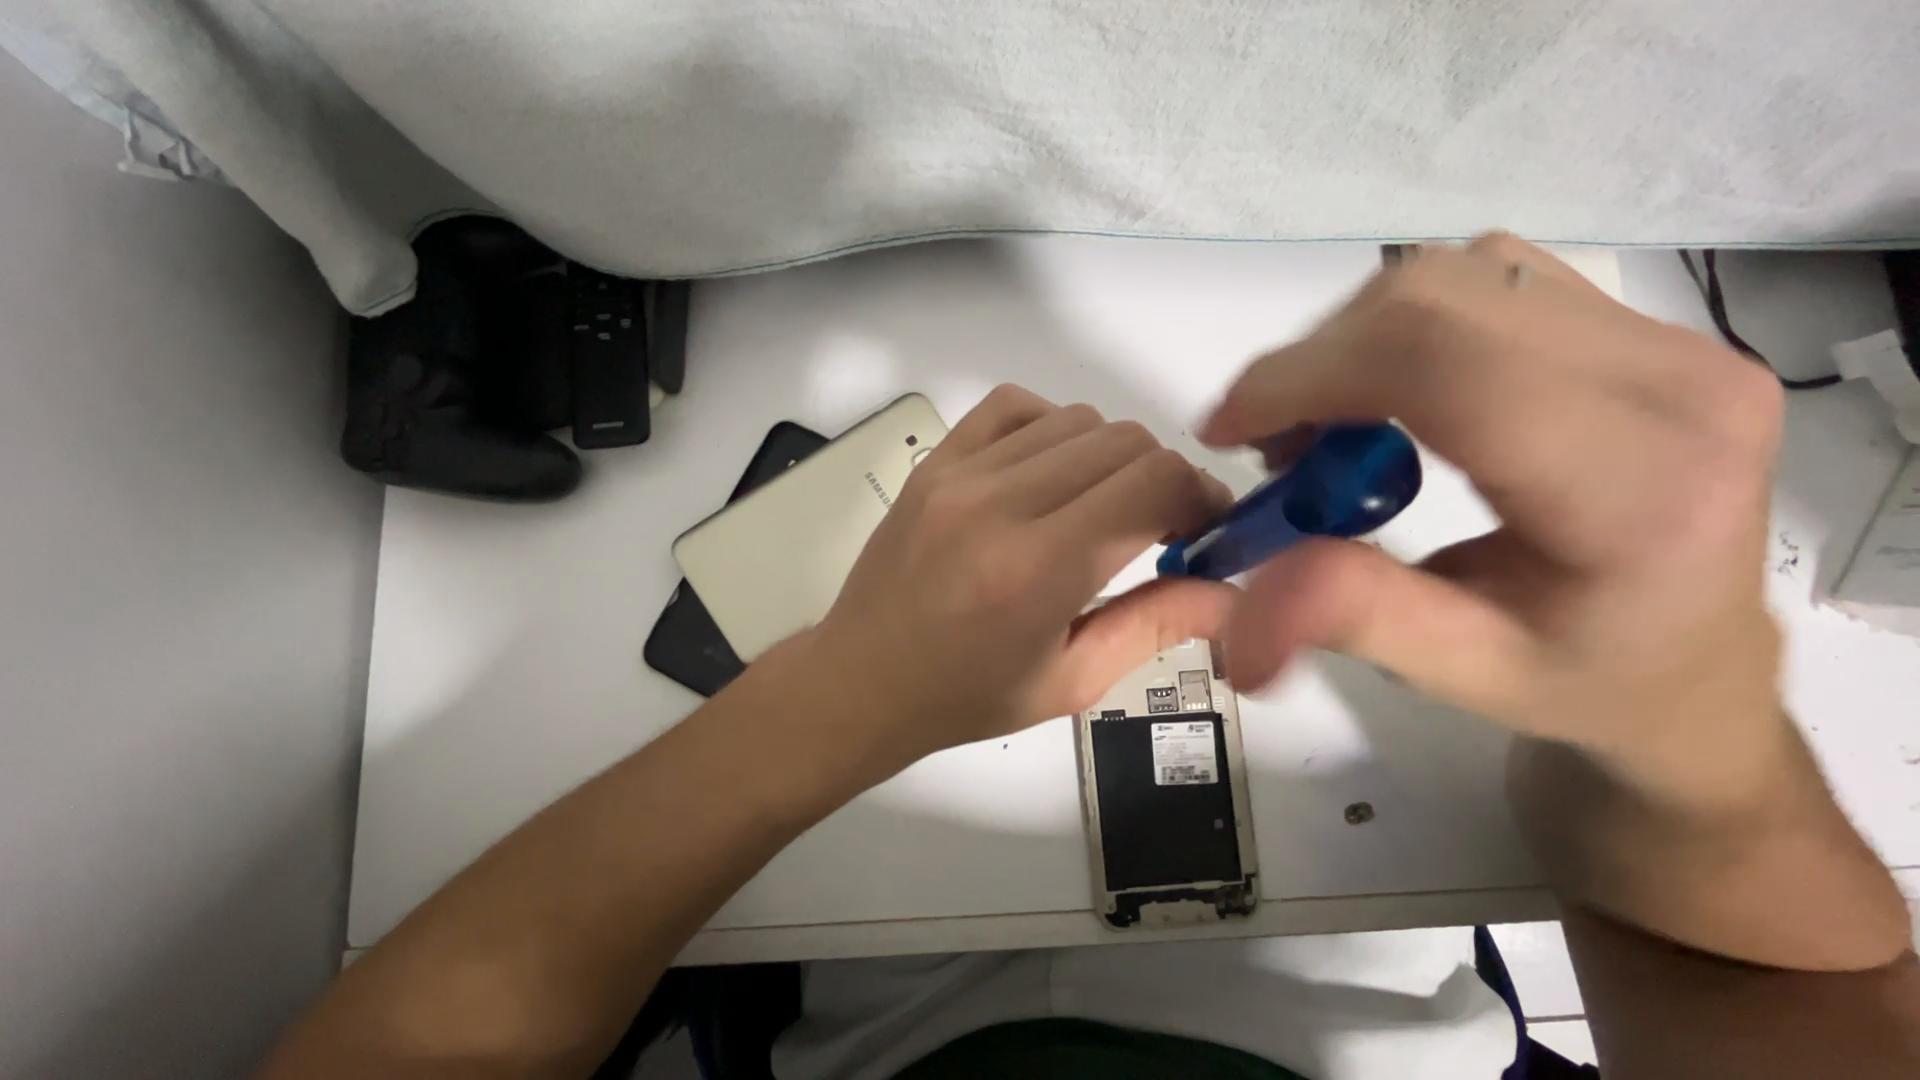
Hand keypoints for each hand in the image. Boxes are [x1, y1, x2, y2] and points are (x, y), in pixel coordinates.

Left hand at [805, 385, 1236, 765]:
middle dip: (1163, 479)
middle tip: (1157, 528)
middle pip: (1125, 442)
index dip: (1200, 497)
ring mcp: (958, 475)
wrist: (861, 681)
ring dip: (1111, 457)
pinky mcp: (933, 463)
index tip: (1203, 530)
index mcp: (1038, 570)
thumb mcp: (1072, 680)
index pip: (1154, 482)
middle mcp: (998, 505)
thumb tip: (1234, 591)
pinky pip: (1012, 406)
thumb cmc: (967, 697)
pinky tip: (1050, 473)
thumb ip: (1156, 624)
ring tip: (1101, 507)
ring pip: (1077, 419)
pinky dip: (1051, 427)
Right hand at [1203, 234, 1789, 799]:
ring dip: (1355, 342)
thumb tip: (1236, 594)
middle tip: (1276, 443)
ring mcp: (1668, 340)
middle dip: (1317, 361)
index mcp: (1634, 488)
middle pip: (1439, 300)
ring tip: (1331, 426)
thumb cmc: (1584, 681)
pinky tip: (1392, 396)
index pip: (1444, 367)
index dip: (1308, 377)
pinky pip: (1486, 278)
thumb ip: (1354, 617)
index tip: (1229, 431)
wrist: (1696, 659)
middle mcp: (1671, 384)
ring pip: (1454, 275)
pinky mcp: (1642, 326)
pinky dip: (1403, 327)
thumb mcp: (1462, 673)